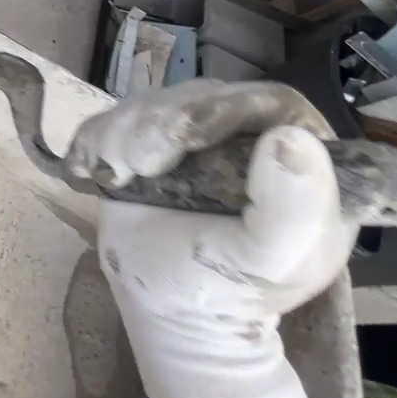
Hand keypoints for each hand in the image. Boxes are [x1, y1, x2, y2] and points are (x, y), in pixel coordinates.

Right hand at [67, 82, 356, 397]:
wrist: (163, 302)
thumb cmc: (228, 289)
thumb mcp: (270, 260)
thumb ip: (292, 207)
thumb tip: (291, 136)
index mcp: (300, 164)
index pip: (270, 102)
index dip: (226, 106)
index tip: (185, 136)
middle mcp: (245, 139)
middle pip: (200, 95)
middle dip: (157, 124)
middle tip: (137, 167)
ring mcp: (189, 138)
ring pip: (149, 102)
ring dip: (121, 134)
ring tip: (118, 176)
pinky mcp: (141, 141)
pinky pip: (111, 115)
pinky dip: (96, 137)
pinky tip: (101, 171)